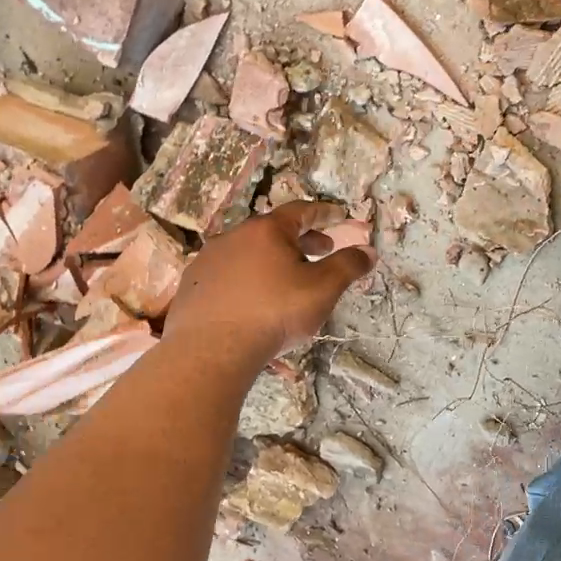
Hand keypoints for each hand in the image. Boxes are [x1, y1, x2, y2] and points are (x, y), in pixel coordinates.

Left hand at [161, 201, 375, 361]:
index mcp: (267, 231)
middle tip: (323, 250)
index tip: (340, 216)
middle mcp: (233, 237)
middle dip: (302, 238)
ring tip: (290, 276)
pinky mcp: (192, 286)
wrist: (212, 350)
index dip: (324, 213)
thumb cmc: (276, 311)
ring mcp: (208, 260)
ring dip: (274, 257)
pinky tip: (257, 297)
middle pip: (274, 230)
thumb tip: (369, 251)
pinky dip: (249, 276)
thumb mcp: (324, 288)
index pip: (301, 211)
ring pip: (249, 251)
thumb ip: (349, 265)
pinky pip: (229, 272)